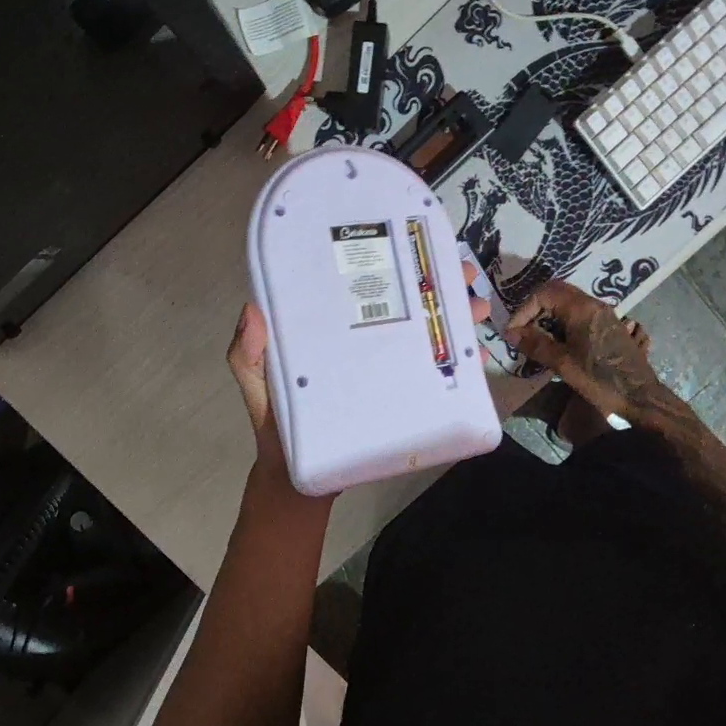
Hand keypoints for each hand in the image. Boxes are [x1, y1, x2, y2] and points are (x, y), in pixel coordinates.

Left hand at [227, 263, 492, 459]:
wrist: (298, 482)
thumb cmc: (276, 425)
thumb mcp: (257, 383)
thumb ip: (247, 354)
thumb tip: (252, 311)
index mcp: (334, 329)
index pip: (364, 285)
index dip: (392, 262)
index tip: (416, 243)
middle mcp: (365, 343)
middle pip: (407, 304)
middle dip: (439, 283)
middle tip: (462, 272)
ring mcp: (386, 371)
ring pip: (428, 335)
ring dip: (457, 318)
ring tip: (477, 309)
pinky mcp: (401, 401)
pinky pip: (435, 378)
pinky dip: (460, 366)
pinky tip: (477, 358)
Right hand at [504, 279, 663, 420]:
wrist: (639, 394)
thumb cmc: (600, 379)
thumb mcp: (563, 364)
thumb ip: (536, 344)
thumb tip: (510, 333)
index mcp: (582, 309)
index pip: (544, 294)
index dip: (524, 309)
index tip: (514, 331)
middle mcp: (593, 304)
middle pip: (556, 291)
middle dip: (535, 307)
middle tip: (522, 329)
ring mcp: (603, 313)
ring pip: (568, 301)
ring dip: (548, 313)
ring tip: (536, 336)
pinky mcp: (607, 324)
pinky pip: (579, 312)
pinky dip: (562, 319)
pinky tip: (556, 341)